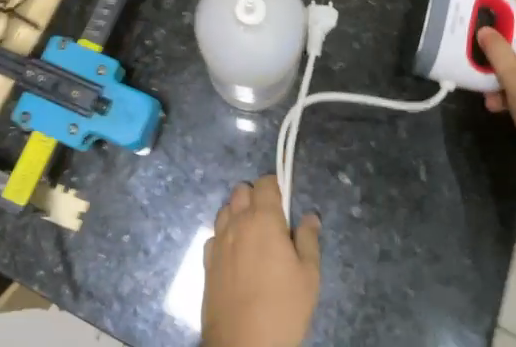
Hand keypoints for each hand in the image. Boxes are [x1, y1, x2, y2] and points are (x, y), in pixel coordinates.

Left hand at [202, 176, 321, 346]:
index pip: (265, 183)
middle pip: (240, 191)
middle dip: (255, 196)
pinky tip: (236, 255)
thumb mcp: (309, 276)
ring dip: (238, 213)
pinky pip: (214, 235)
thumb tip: (309, 217)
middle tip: (272, 220)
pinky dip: (224, 236)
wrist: (242, 344)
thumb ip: (309, 240)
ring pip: (224, 210)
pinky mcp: (206, 263)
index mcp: (263, 220)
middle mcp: (236, 223)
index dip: (276, 186)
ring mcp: (217, 242)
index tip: (285, 203)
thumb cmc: (282, 308)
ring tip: (253, 236)